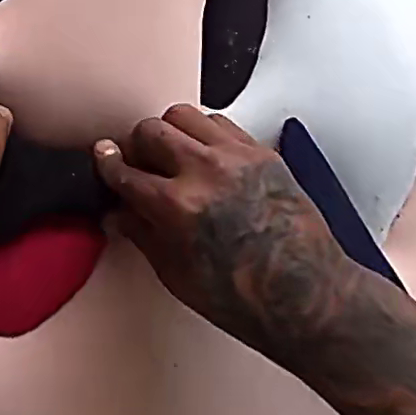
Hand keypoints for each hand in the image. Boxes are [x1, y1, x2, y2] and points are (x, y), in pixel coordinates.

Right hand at [92, 105, 363, 363]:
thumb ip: (142, 234)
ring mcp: (236, 158)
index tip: (103, 156)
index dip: (106, 162)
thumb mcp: (176, 275)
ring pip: (181, 115)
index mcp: (177, 207)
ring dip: (169, 132)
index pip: (123, 170)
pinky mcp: (262, 154)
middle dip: (136, 146)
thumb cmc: (248, 299)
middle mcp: (204, 173)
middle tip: (139, 162)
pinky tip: (205, 156)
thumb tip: (119, 213)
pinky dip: (203, 133)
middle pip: (149, 130)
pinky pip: (219, 123)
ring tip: (172, 155)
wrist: (312, 299)